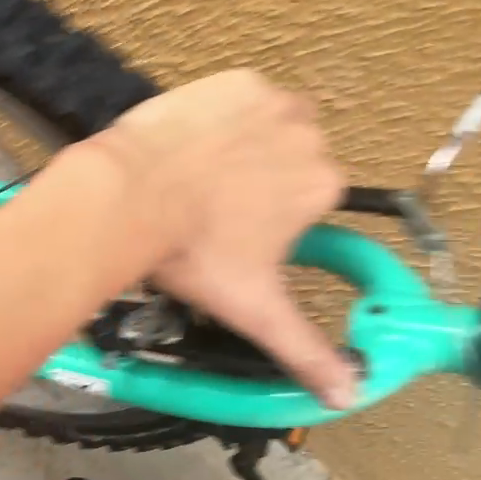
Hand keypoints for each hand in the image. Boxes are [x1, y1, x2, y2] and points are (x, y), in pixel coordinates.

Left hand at [83, 69, 354, 406]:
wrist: (131, 196)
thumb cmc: (192, 252)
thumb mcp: (252, 308)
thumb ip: (304, 350)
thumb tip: (348, 397)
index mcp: (321, 188)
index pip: (303, 197)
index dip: (265, 214)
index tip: (230, 227)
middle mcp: (310, 137)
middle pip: (285, 158)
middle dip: (255, 177)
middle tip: (206, 203)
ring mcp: (271, 102)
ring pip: (264, 124)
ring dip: (240, 142)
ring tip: (193, 172)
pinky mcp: (230, 82)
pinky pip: (232, 96)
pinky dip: (214, 114)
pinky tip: (187, 140)